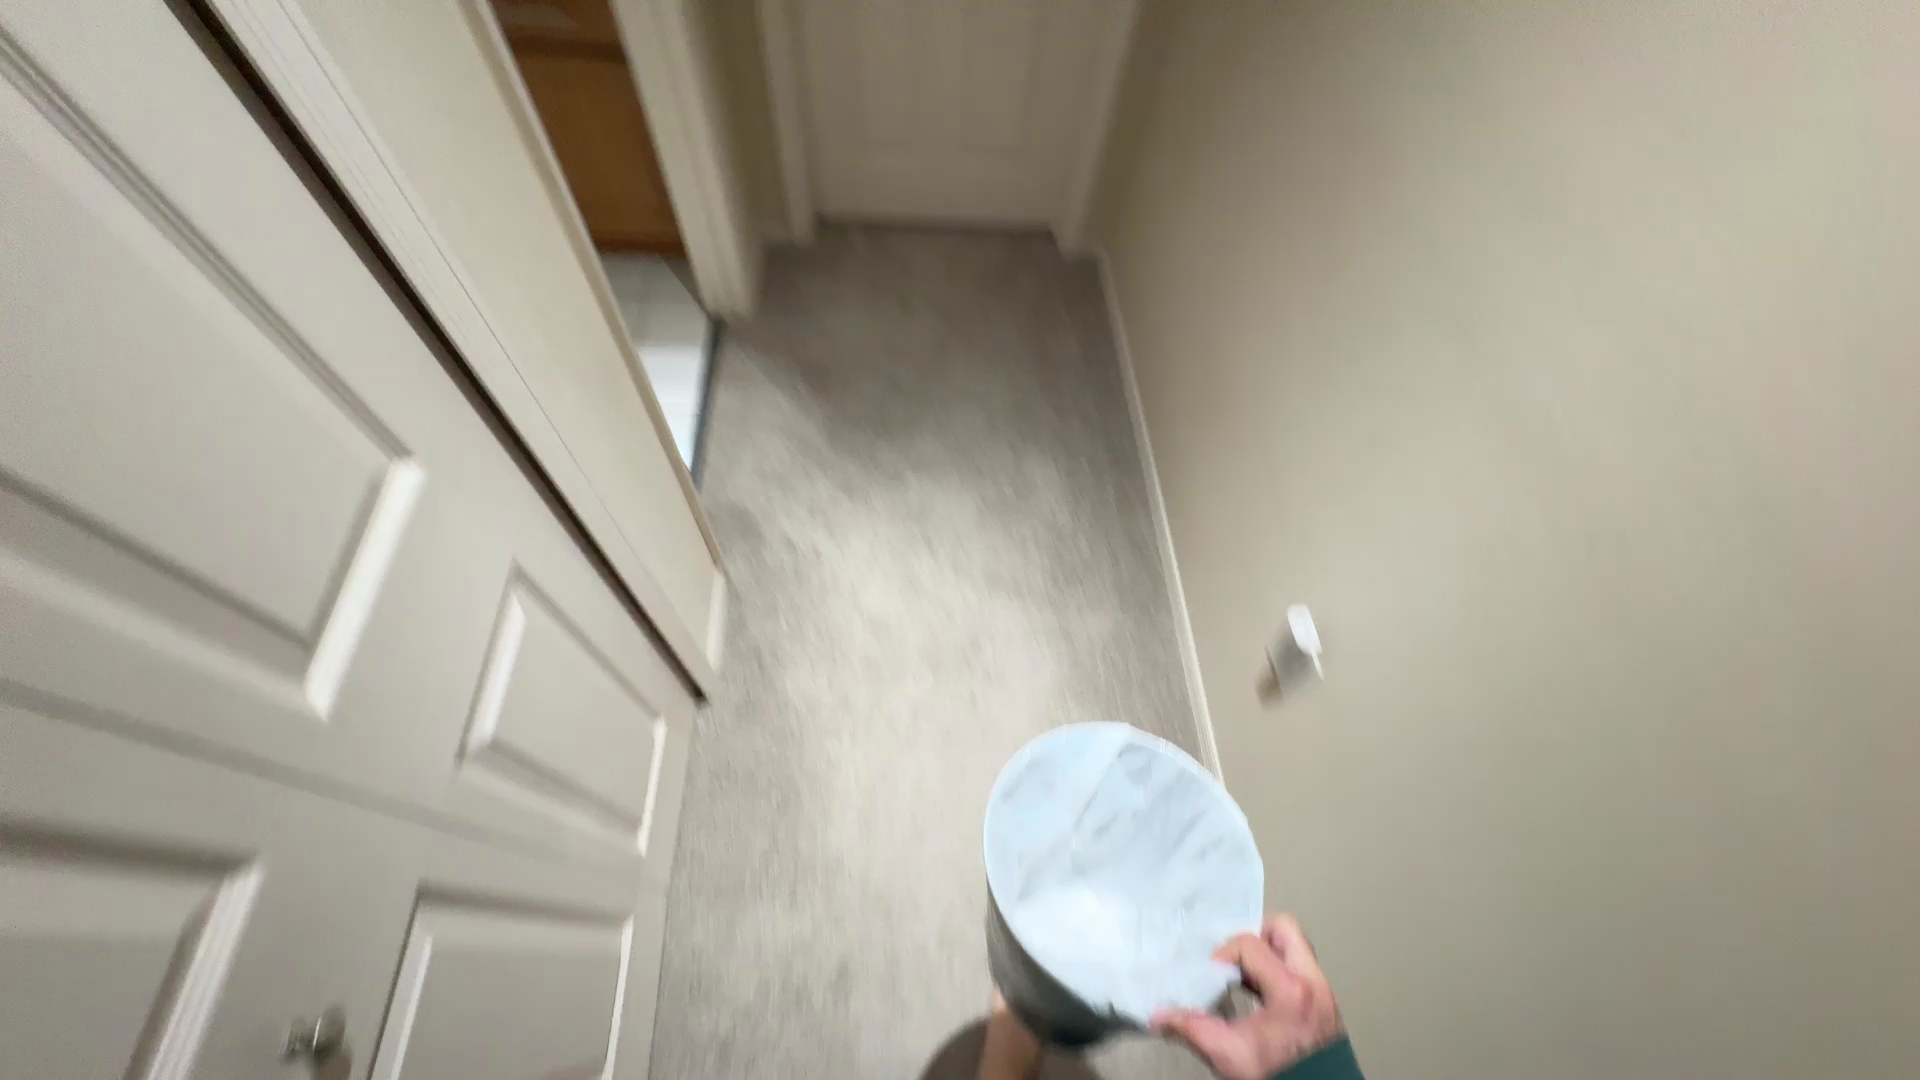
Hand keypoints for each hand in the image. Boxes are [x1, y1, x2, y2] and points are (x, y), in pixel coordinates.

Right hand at [1152, 915, 1344, 1079]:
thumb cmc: (1277, 1079)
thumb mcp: (1228, 1055)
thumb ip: (1192, 1028)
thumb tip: (1158, 1014)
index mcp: (1291, 990)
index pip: (1250, 944)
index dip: (1224, 953)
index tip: (1214, 976)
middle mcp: (1313, 984)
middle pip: (1284, 929)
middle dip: (1256, 938)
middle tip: (1236, 961)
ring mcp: (1324, 994)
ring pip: (1296, 947)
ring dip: (1268, 954)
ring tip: (1247, 978)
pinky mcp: (1326, 1005)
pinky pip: (1301, 969)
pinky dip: (1279, 972)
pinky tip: (1261, 995)